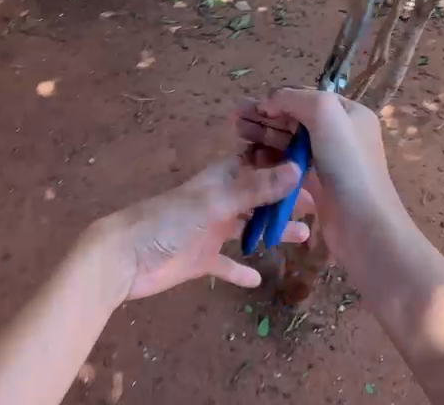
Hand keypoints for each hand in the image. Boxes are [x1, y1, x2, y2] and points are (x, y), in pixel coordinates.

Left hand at [82, 156, 308, 304]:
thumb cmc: (167, 221)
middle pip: (258, 197)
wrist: (123, 257)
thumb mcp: (215, 203)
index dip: (283, 165)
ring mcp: (209, 231)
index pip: (258, 165)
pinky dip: (240, 270)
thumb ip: (255, 189)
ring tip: (303, 238)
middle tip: (319, 207)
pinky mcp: (199, 260)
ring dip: (272, 232)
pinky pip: (225, 264)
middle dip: (284, 200)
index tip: (315, 168)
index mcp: (220, 179)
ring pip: (247, 228)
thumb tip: (295, 170)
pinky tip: (257, 279)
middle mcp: (218, 201)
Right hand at [237, 88, 409, 271]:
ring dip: (264, 135)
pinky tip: (252, 157)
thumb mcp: (324, 113)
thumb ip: (294, 98)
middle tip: (234, 117)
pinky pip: (290, 165)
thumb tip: (268, 101)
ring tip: (237, 133)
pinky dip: (271, 158)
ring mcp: (329, 161)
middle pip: (295, 118)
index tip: (250, 104)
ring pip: (290, 142)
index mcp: (349, 113)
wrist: (364, 226)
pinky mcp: (318, 185)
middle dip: (265, 116)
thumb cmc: (347, 163)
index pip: (306, 97)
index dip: (277, 98)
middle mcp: (340, 134)